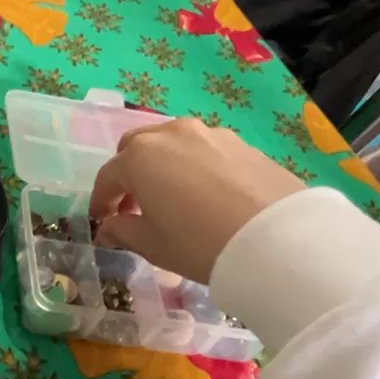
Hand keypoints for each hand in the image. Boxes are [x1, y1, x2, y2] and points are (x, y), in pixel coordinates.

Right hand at [89, 118, 305, 282]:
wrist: (277, 238)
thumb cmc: (199, 242)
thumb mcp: (153, 245)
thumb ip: (123, 231)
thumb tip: (108, 228)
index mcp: (139, 157)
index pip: (108, 177)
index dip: (102, 201)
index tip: (103, 220)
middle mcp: (170, 134)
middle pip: (136, 148)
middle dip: (129, 174)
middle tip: (135, 205)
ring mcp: (208, 134)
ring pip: (171, 144)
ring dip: (162, 166)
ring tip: (172, 197)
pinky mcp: (240, 142)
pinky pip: (203, 150)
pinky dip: (193, 166)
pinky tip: (205, 194)